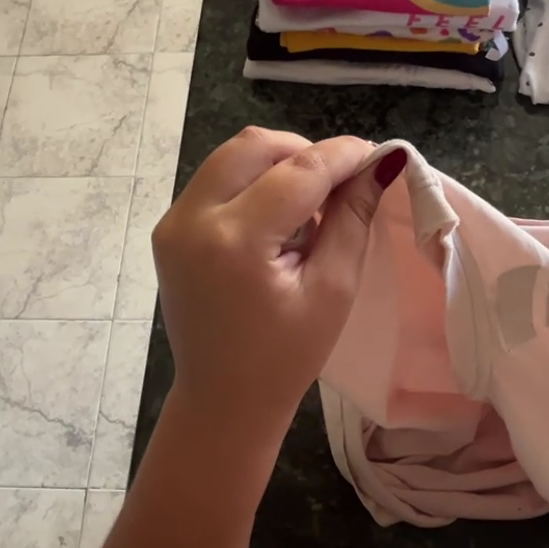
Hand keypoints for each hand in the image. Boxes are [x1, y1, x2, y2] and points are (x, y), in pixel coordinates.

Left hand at [152, 128, 405, 431]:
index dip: (343, 156)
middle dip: (305, 153)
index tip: (378, 155)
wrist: (223, 400)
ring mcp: (172, 223)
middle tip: (342, 182)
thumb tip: (379, 164)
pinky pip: (216, 182)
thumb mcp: (332, 290)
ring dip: (279, 166)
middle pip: (255, 146)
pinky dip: (254, 184)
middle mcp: (192, 220)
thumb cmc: (286, 358)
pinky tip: (280, 221)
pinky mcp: (169, 230)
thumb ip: (353, 219)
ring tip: (312, 208)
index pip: (299, 170)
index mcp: (235, 241)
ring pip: (232, 157)